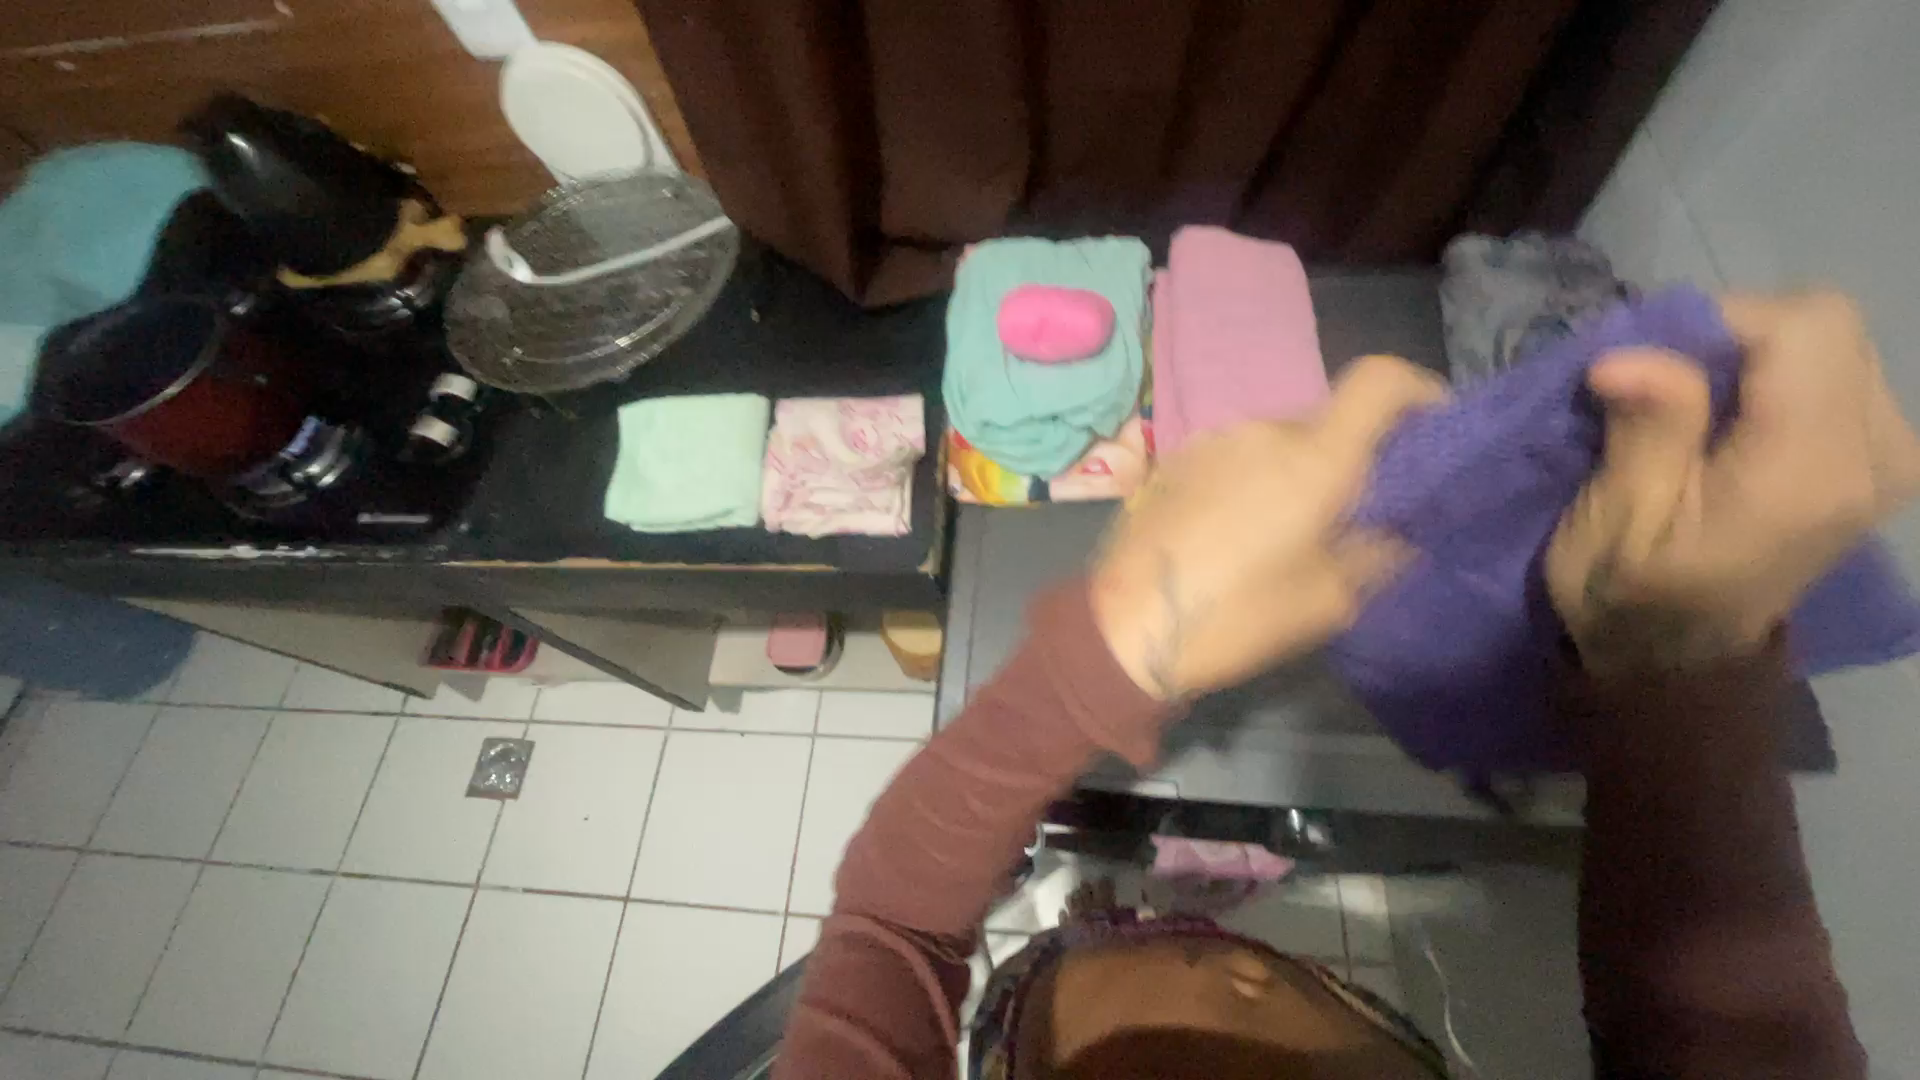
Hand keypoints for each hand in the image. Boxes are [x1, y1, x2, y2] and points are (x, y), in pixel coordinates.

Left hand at [1090, 355, 1445, 699]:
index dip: (1416, 390)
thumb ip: (1376, 551)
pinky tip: (1235, 529)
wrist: (1126, 626)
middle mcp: (1260, 431)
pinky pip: (1233, 457)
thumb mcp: (1328, 599)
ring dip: (1294, 471)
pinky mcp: (1172, 462)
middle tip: (1350, 512)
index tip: (1427, 430)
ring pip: (1275, 441)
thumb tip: (1395, 529)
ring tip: (1286, 530)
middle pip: (1325, 421)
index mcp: (1312, 457)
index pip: (1378, 380)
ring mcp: (1209, 442)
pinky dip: (1251, 479)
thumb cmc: (1235, 617)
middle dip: (1348, 456)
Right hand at [1546, 290, 1919, 673]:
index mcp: (1808, 472)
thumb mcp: (1614, 523)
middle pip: (1824, 326)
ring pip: (1828, 343)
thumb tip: (1627, 356)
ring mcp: (1888, 454)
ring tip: (1672, 406)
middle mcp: (1877, 452)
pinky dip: (1761, 377)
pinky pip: (1830, 374)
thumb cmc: (1623, 594)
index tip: (1637, 361)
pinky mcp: (1875, 456)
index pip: (1806, 328)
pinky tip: (1710, 420)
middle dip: (1723, 337)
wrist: (1671, 653)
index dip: (1713, 321)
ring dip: (1740, 357)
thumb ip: (1645, 433)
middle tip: (1645, 386)